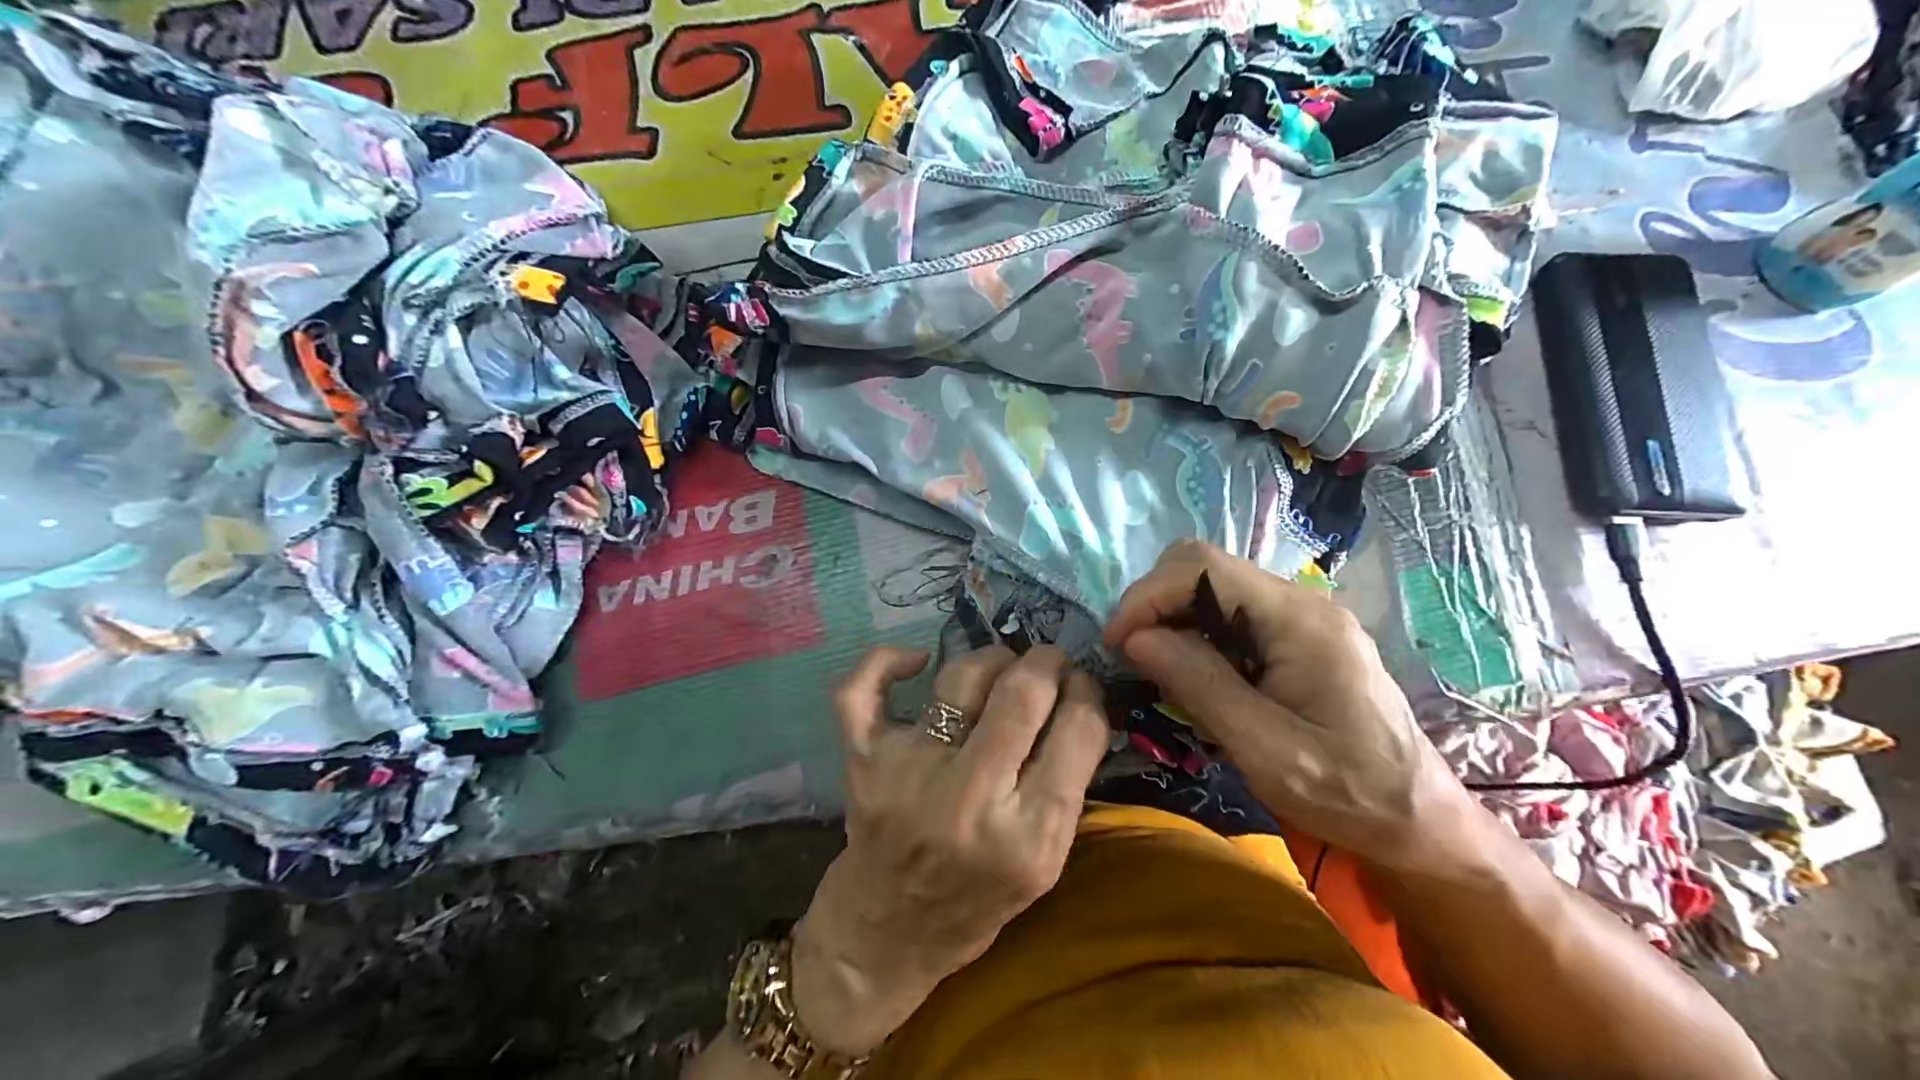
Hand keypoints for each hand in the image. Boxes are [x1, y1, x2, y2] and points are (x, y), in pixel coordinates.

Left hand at [790, 645, 1108, 1055]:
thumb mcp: (1045, 862)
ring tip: (1001, 668)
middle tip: (1048, 662)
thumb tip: (1076, 699)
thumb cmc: (976, 901)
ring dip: (991, 658)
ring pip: (959, 678)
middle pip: (1021, 694)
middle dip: (1046, 662)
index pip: (1078, 731)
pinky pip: (861, 690)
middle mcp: (969, 800)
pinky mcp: (862, 762)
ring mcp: (909, 775)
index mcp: (1030, 837)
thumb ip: (1065, 785)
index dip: (1087, 692)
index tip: (1081, 684)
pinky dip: (886, 661)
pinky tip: (916, 661)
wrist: (887, 931)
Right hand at [1102, 540, 1472, 871]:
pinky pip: (1231, 615)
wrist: (1422, 822)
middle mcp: (1301, 603)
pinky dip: (1197, 637)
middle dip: (1156, 605)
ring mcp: (1302, 617)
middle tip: (1138, 661)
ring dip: (1174, 622)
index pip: (1202, 567)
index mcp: (1299, 620)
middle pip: (1203, 566)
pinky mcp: (1298, 637)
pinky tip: (1199, 680)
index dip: (1147, 595)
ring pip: (1212, 588)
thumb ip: (1200, 686)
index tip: (1116, 645)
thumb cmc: (1349, 794)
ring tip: (1166, 678)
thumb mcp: (1267, 751)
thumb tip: (1135, 638)